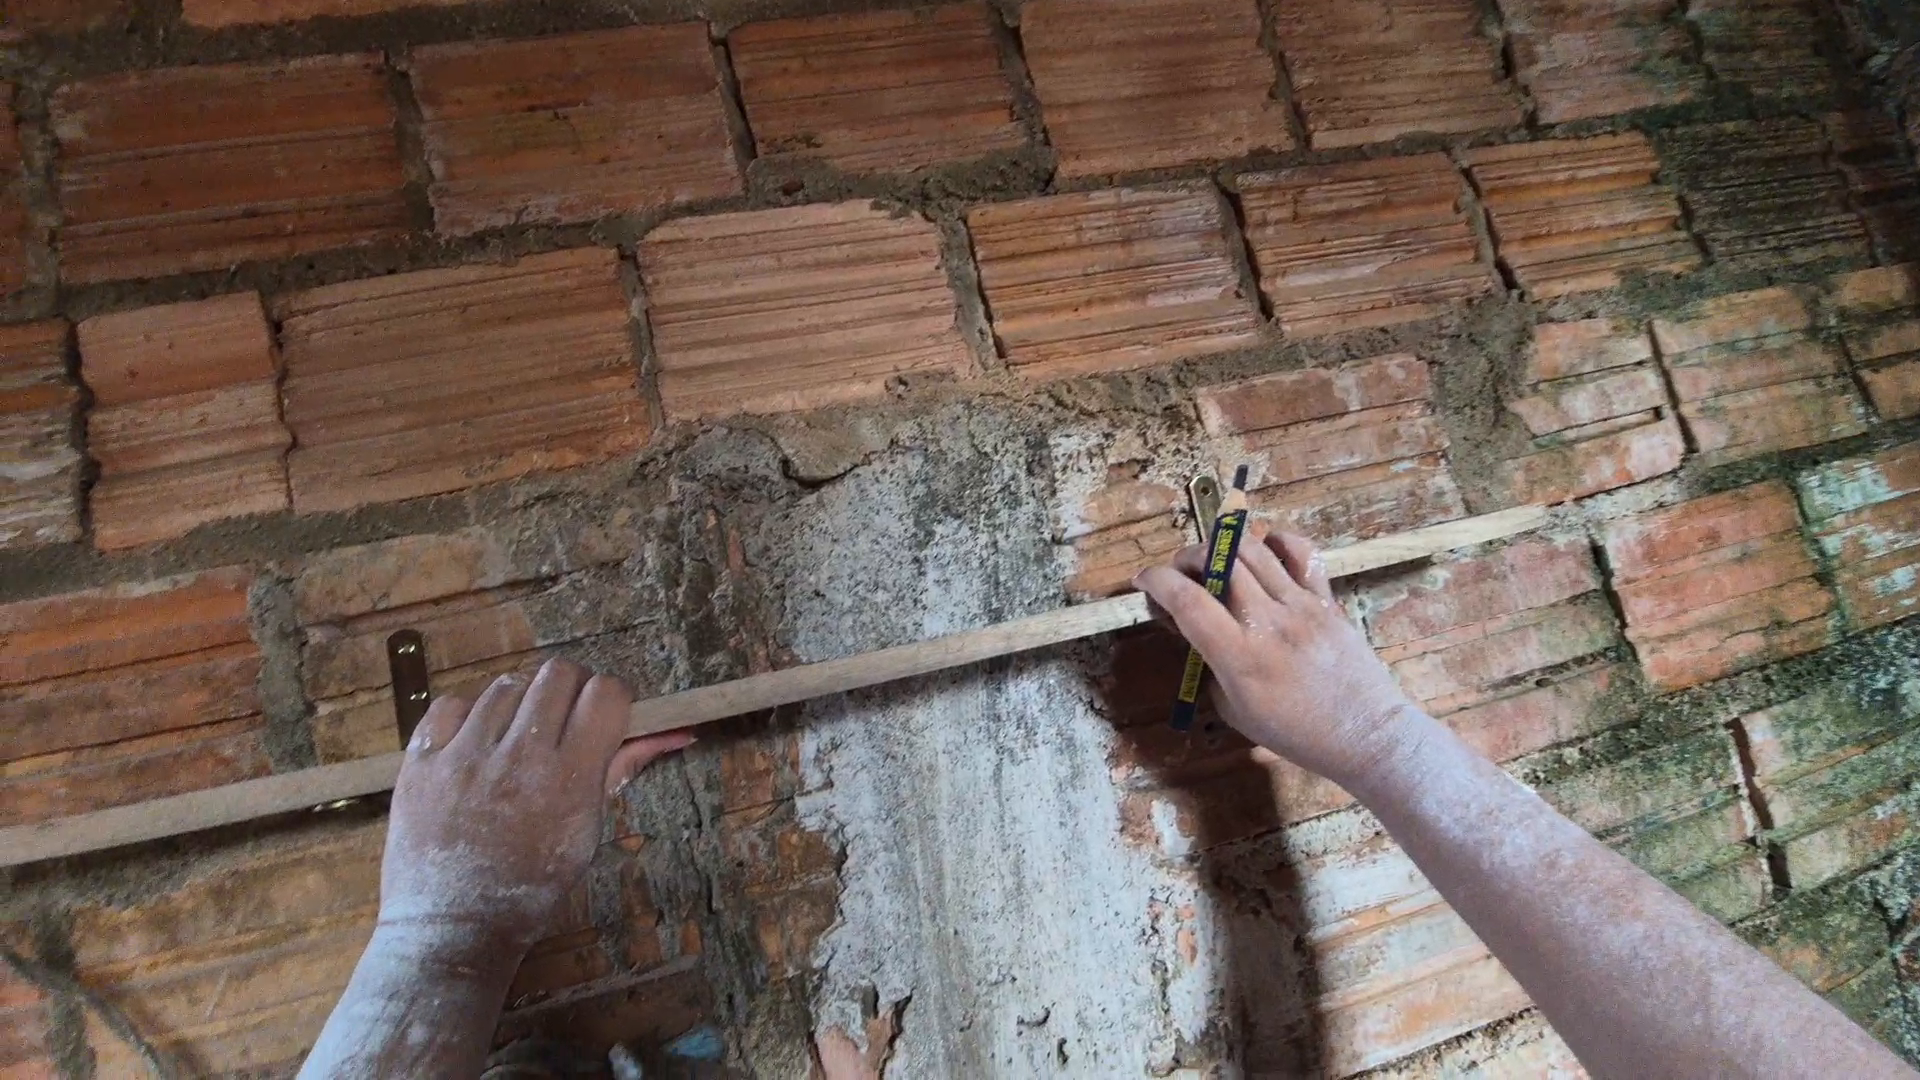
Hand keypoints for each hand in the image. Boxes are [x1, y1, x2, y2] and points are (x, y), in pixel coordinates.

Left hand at [377, 658, 693, 957]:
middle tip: (564, 717)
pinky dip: (470, 713)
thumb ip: (627, 765)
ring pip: (508, 683)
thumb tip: (681, 730)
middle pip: (559, 673)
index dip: (612, 695)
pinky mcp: (420, 764)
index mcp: (570, 776)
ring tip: (517, 731)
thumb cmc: (538, 878)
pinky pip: (451, 704)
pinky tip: (477, 740)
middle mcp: (519, 758)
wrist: (454, 926)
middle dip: (571, 687)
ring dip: (522, 700)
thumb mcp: (592, 823)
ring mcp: (464, 758)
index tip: (603, 713)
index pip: (606, 692)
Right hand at [1132, 529, 1423, 787]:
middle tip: (1181, 574)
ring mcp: (1301, 605)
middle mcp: (1268, 621)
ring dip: (1221, 546)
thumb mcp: (1234, 709)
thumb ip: (1211, 664)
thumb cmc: (1295, 733)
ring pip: (1252, 548)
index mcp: (1239, 655)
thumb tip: (1199, 631)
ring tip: (1215, 561)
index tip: (1143, 580)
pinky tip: (1262, 551)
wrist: (1366, 736)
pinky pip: (1301, 552)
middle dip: (1186, 558)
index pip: (1187, 600)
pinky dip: (1275, 540)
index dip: (1156, 580)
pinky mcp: (1326, 599)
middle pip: (1218, 560)